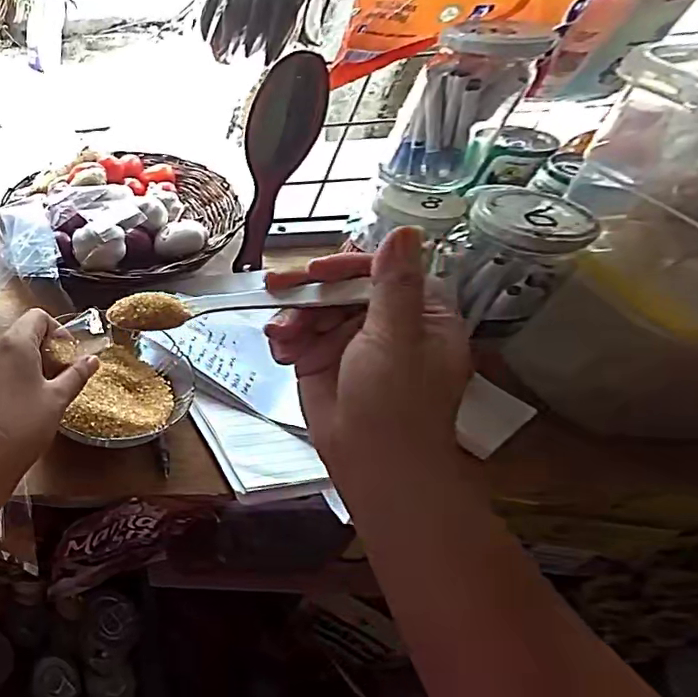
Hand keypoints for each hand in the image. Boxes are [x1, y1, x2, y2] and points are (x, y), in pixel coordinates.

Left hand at [0, 310, 97, 499]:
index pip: (38, 317)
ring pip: (10, 354)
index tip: (69, 355)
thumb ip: (76, 375)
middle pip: (23, 334)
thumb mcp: (57, 399)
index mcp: (15, 343)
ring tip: (46, 393)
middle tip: (62, 376)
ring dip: (31, 365)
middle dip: (46, 350)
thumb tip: (92, 359)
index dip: (58, 330)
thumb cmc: (23, 425)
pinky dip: (14, 377)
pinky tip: (24, 405)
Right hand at [263, 227, 470, 480]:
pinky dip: (287, 340)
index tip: (316, 272)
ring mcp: (351, 342)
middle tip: (278, 288)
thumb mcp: (395, 339)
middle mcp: (385, 323)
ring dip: (293, 319)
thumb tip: (406, 233)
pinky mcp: (323, 360)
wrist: (371, 463)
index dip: (345, 267)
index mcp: (419, 314)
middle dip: (308, 293)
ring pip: (313, 310)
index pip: (379, 272)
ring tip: (281, 337)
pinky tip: (282, 352)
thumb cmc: (396, 405)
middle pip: (339, 288)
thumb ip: (394, 285)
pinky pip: (299, 335)